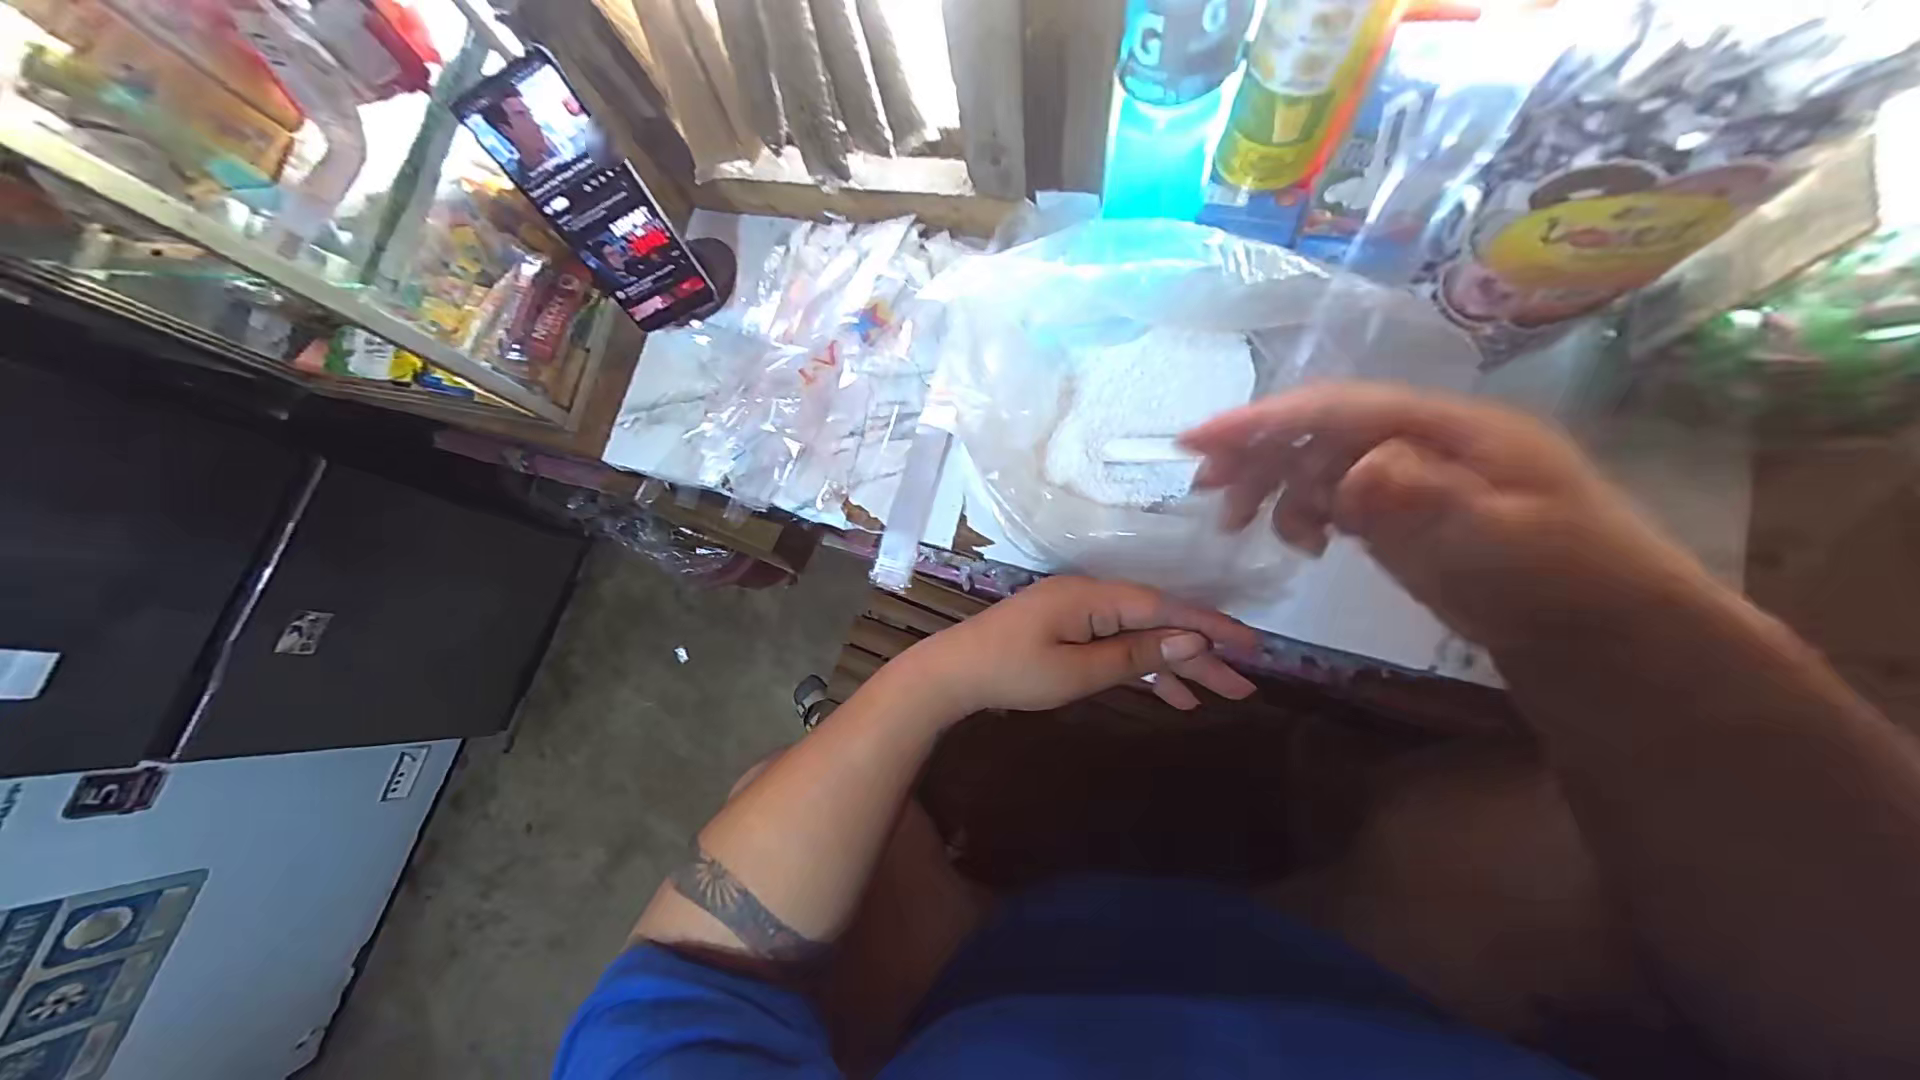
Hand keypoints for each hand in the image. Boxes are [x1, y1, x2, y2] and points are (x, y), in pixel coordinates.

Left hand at [897, 576, 1259, 717]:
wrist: (953, 673)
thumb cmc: (1011, 673)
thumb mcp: (1077, 672)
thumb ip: (1134, 657)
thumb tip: (1189, 641)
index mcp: (1093, 597)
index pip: (1164, 607)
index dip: (1209, 626)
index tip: (1251, 646)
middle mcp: (1091, 597)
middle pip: (1157, 622)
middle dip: (1200, 653)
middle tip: (1244, 684)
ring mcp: (1079, 614)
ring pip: (1140, 636)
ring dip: (1176, 664)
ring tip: (1219, 694)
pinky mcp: (1069, 630)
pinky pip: (1116, 645)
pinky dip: (1142, 669)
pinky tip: (1172, 696)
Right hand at [1180, 382, 1720, 649]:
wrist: (1600, 635)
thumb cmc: (1563, 583)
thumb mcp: (1502, 542)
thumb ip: (1429, 500)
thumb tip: (1355, 470)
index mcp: (1449, 428)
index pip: (1339, 410)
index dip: (1264, 420)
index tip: (1197, 440)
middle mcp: (1421, 439)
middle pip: (1317, 429)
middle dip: (1254, 453)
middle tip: (1204, 488)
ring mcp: (1409, 473)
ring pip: (1316, 462)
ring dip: (1271, 486)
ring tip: (1238, 524)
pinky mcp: (1398, 507)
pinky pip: (1331, 495)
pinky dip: (1300, 512)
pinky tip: (1299, 543)